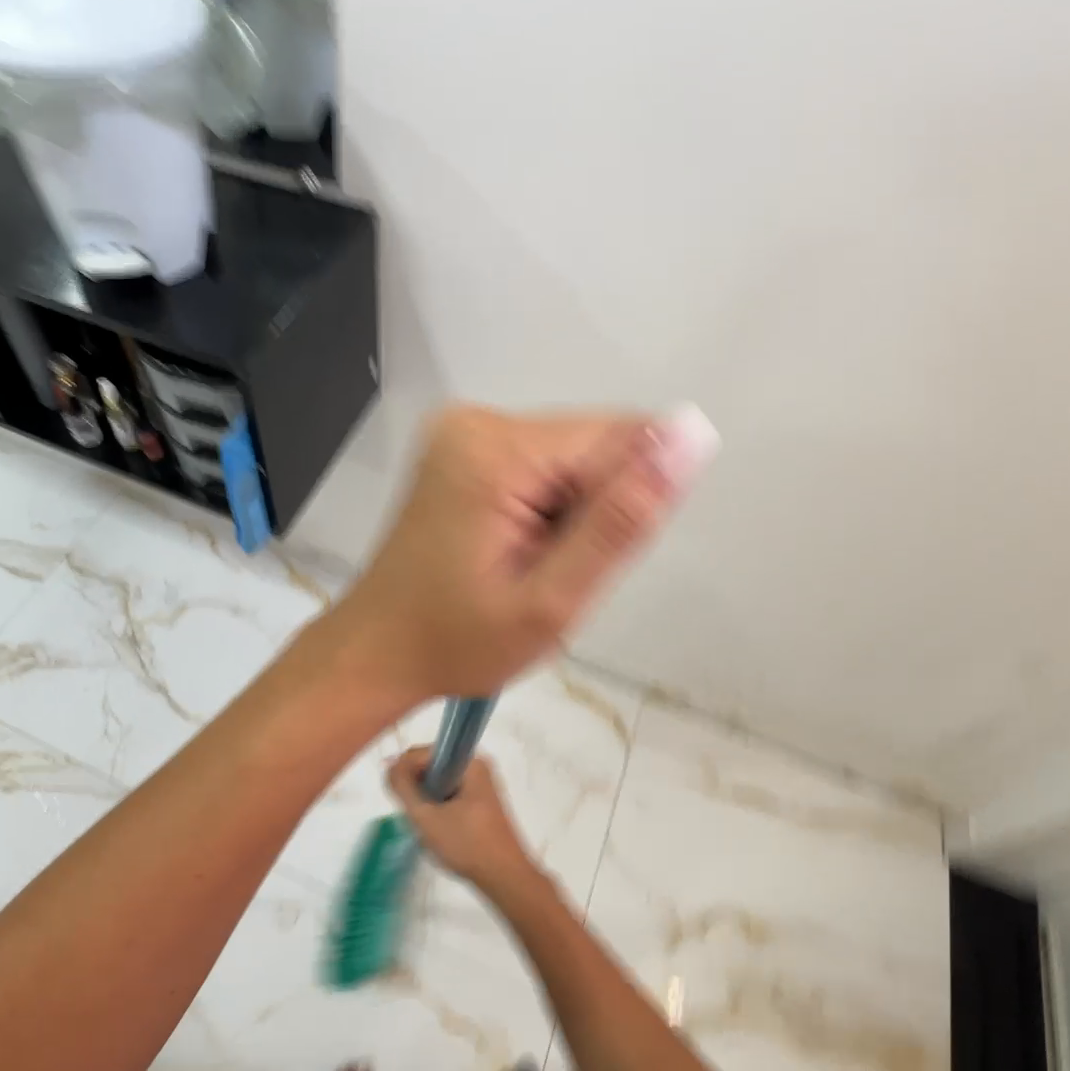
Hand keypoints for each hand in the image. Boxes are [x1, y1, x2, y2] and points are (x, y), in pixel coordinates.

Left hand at [336, 404, 716, 703]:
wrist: (379, 650)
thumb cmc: (457, 642)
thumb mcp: (551, 600)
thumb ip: (621, 522)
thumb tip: (690, 438)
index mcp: (496, 449)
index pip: (619, 441)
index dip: (620, 508)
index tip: (579, 560)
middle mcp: (476, 420)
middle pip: (593, 446)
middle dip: (591, 513)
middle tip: (548, 573)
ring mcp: (463, 431)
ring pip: (571, 459)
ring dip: (569, 515)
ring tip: (525, 565)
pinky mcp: (461, 449)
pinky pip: (540, 466)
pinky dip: (544, 510)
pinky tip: (511, 550)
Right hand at [387, 746, 534, 888]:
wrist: (505, 879)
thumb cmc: (466, 845)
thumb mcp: (426, 816)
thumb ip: (402, 787)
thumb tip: (389, 765)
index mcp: (470, 762)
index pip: (423, 753)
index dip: (404, 771)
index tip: (396, 797)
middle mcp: (478, 766)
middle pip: (432, 766)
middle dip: (416, 788)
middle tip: (412, 814)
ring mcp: (482, 785)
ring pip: (439, 783)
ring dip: (426, 801)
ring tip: (425, 824)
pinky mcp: (482, 803)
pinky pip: (450, 794)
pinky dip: (438, 808)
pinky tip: (437, 830)